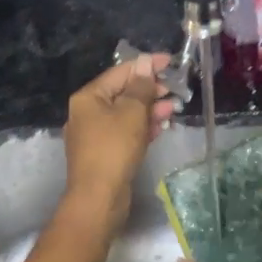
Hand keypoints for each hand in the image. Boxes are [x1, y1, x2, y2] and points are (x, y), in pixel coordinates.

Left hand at [62, 53, 173, 226]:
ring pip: (126, 113)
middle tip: (174, 91)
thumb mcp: (132, 112)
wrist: (99, 199)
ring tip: (173, 109)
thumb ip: (141, 86)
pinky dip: (142, 127)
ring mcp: (95, 134)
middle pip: (123, 92)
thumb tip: (146, 65)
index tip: (170, 62)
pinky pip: (125, 131)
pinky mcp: (104, 153)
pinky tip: (161, 127)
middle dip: (150, 90)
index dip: (147, 65)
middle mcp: (87, 112)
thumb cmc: (114, 148)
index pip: (121, 72)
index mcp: (89, 97)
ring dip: (150, 109)